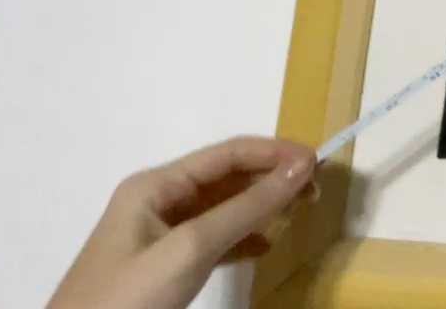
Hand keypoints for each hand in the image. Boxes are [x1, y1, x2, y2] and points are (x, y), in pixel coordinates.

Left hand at [47, 136, 316, 308]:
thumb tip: (305, 163)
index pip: (230, 151)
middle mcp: (158, 200)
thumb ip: (249, 205)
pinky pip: (216, 235)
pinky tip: (264, 246)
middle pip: (230, 175)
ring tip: (297, 212)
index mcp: (155, 185)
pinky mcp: (163, 264)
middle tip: (314, 190)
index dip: (278, 151)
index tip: (320, 162)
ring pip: (226, 205)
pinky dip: (245, 236)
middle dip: (274, 177)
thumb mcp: (191, 250)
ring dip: (263, 205)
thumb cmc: (126, 301)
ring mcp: (159, 233)